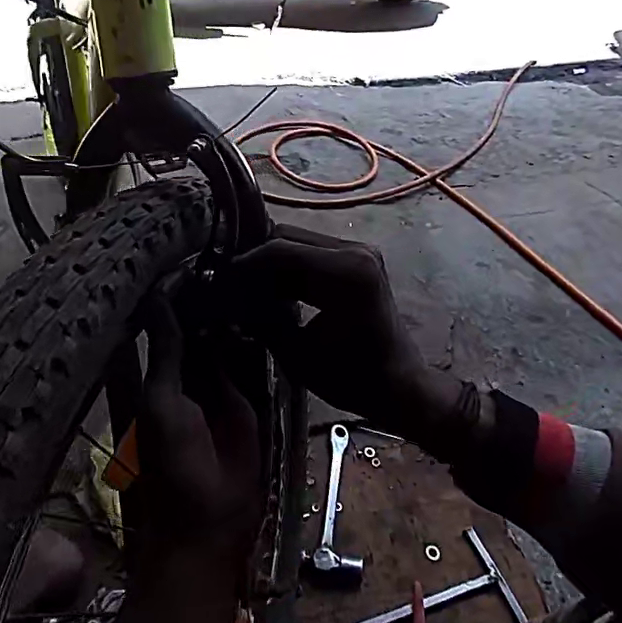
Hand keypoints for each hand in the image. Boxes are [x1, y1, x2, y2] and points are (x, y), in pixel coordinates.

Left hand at [108, 284, 260, 622]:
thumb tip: (159, 299)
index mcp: (157, 373)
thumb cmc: (174, 464)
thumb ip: (166, 352)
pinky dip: (256, 335)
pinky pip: (251, 360)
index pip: (165, 321)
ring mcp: (220, 383)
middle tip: (227, 250)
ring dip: (235, 310)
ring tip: (250, 265)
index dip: (175, 290)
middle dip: (209, 294)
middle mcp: (187, 372)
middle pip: (198, 324)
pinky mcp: (249, 396)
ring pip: (227, 337)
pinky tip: (268, 302)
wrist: (213, 521)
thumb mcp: (163, 402)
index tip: (188, 252)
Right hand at [225, 225, 462, 443]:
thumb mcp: (298, 355)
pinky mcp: (358, 261)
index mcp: (346, 271)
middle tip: (228, 283)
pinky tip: (269, 289)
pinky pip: (312, 253)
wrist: (401, 386)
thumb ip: (261, 321)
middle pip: (288, 236)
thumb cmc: (355, 379)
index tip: (220, 280)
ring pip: (298, 242)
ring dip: (270, 262)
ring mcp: (359, 253)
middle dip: (255, 258)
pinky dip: (289, 268)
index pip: (280, 249)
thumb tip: (226, 302)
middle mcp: (356, 251)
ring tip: (244, 287)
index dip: (245, 262)